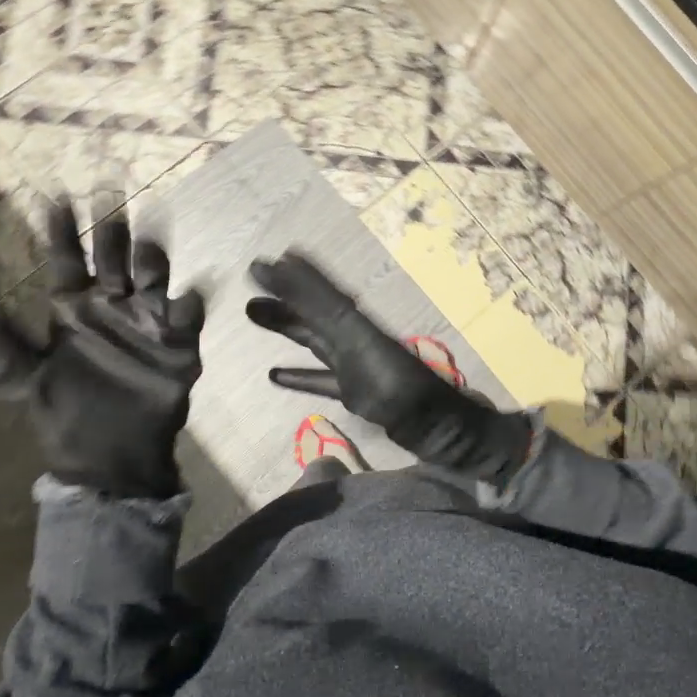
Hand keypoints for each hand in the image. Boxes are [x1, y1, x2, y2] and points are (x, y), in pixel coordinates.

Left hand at [0, 199, 204, 498]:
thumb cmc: (65, 415)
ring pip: (153, 277)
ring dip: (150, 262)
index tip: (56, 200)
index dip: (63, 232)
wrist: (112, 459)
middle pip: (114, 258)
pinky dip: (189, 306)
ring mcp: (148, 323)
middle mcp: (112, 307)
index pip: (68, 261)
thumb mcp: (20, 379)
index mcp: (74, 310)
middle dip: (113, 232)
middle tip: (112, 201)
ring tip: (145, 254)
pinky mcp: (179, 345)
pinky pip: (188, 316)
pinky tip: (184, 300)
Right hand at [246, 253, 529, 486]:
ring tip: (253, 313)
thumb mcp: (360, 341)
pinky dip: (300, 376)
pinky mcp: (360, 396)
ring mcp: (358, 368)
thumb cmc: (405, 389)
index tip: (259, 264)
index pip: (317, 292)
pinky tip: (275, 375)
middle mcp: (357, 338)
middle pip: (314, 313)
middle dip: (283, 300)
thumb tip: (283, 260)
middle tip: (247, 286)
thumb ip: (322, 305)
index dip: (290, 278)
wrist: (449, 436)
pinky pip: (323, 380)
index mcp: (357, 323)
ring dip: (287, 328)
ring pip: (315, 341)